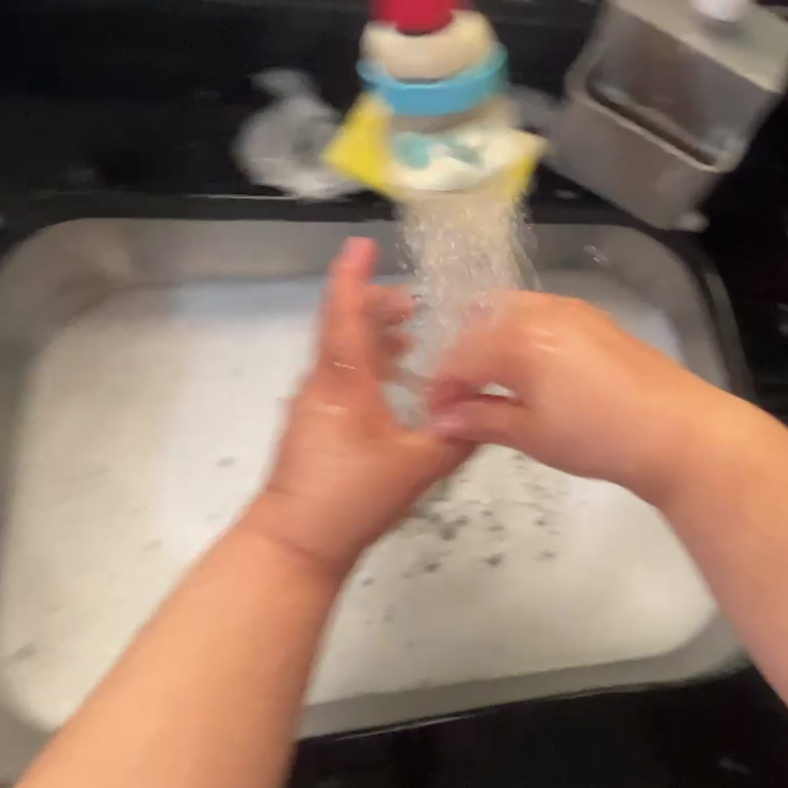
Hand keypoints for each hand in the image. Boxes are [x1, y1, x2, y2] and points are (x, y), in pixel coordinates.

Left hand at [241, 238, 473, 574]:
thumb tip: (492, 415)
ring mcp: (312, 403)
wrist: (294, 543)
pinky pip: (339, 375)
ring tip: (411, 337)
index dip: (353, 276)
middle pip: (343, 326)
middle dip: (376, 305)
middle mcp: (322, 383)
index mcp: (343, 382)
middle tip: (413, 304)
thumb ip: (459, 438)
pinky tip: (394, 382)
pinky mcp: (313, 423)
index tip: (362, 244)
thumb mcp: (418, 467)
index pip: (345, 315)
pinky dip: (366, 363)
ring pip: (340, 351)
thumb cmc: (352, 497)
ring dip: (373, 336)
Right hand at [425, 292, 745, 505]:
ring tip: (493, 387)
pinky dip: (520, 335)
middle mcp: (538, 310)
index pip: (459, 357)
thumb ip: (481, 419)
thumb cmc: (598, 437)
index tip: (436, 419)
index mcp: (517, 338)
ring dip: (489, 344)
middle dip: (462, 361)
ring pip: (509, 313)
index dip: (441, 389)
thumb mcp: (532, 434)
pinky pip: (539, 314)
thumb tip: (439, 422)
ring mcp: (569, 308)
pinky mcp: (592, 317)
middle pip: (479, 326)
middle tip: (461, 402)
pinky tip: (529, 371)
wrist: (677, 430)